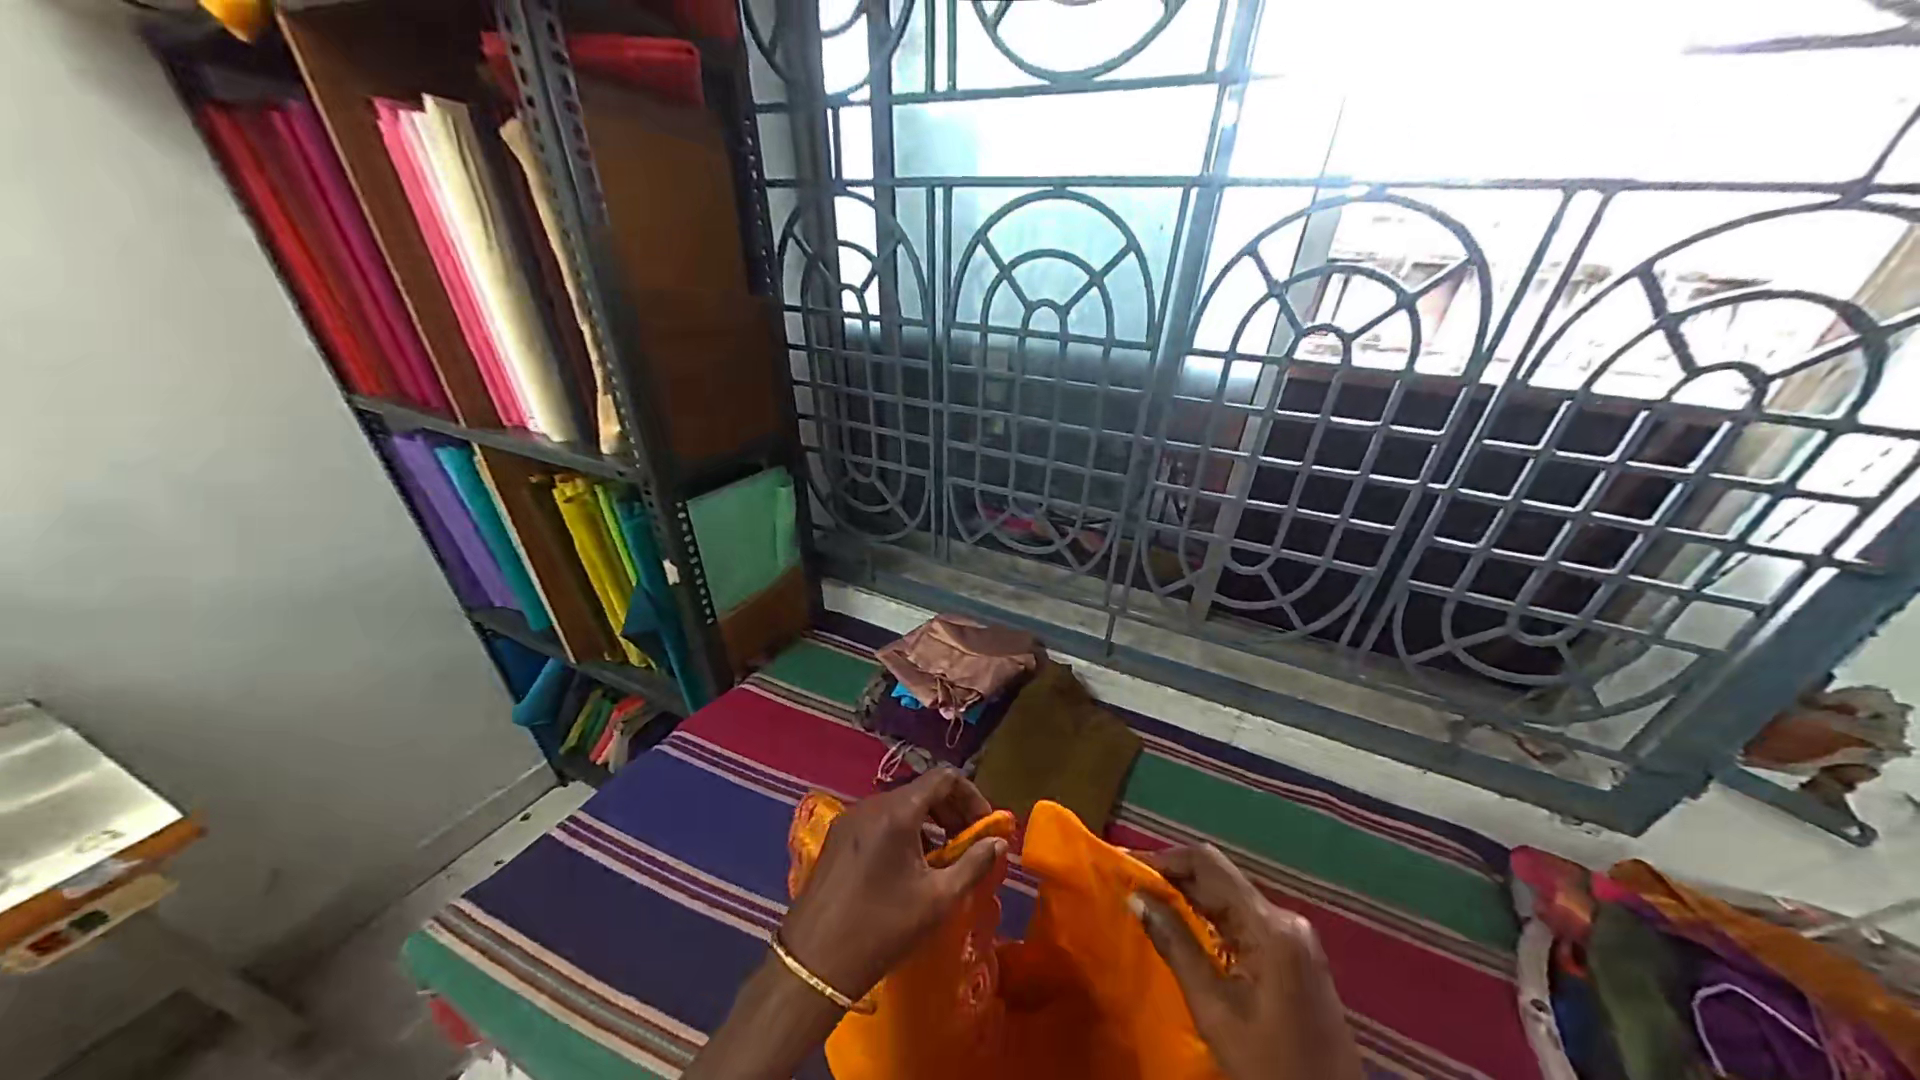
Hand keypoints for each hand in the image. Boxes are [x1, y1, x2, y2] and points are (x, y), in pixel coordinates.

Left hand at [780, 768, 1006, 1000]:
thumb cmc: (882, 928)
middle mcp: (871, 804)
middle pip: (921, 790)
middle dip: (951, 811)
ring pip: (900, 806)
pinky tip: (910, 866)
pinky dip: (904, 831)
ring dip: (928, 823)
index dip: (971, 796)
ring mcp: (849, 819)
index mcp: (897, 812)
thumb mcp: (938, 899)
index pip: (944, 778)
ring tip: (943, 859)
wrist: (814, 963)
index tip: (985, 825)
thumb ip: (973, 864)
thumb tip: (998, 841)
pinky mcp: (837, 837)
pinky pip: (879, 821)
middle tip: (969, 843)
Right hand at [1134, 844, 1363, 1079]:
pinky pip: (1242, 920)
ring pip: (1229, 898)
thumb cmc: (1271, 1067)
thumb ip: (1176, 946)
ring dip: (1188, 896)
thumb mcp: (1215, 1010)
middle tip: (1129, 884)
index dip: (1164, 859)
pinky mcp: (1292, 955)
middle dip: (1172, 877)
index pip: (1208, 865)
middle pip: (1219, 878)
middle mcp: (1284, 918)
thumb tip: (1136, 897)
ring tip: (1146, 901)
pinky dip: (1208, 917)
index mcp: (1270, 926)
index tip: (1126, 864)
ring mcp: (1292, 937)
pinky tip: (1181, 926)